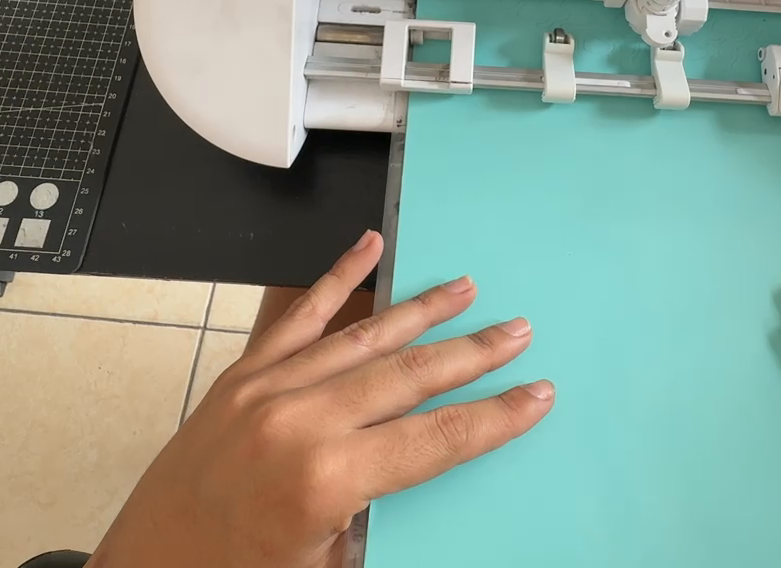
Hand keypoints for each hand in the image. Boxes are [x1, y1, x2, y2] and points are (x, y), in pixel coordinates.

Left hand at [90, 231, 553, 567]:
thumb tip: (427, 459)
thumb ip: (379, 510)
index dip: (493, 417)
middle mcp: (302, 422)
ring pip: (365, 335)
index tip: (536, 393)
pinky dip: (338, 276)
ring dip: (421, 310)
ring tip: (465, 287)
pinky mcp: (243, 372)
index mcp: (326, 481)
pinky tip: (369, 245)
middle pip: (409, 376)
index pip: (435, 441)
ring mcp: (269, 387)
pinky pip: (301, 315)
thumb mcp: (322, 567)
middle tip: (518, 329)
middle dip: (471, 353)